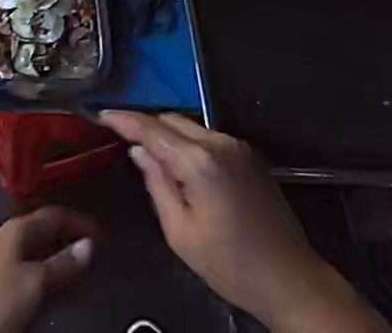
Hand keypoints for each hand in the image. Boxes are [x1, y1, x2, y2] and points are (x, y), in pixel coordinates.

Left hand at [0, 207, 96, 332]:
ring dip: (60, 259)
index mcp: (19, 228)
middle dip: (72, 240)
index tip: (102, 236)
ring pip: (40, 251)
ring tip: (78, 273)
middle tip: (93, 254)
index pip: (58, 214)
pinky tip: (53, 290)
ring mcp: (2, 260)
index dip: (82, 223)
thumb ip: (63, 264)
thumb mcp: (35, 282)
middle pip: (48, 231)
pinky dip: (47, 275)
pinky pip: (31, 269)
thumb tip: (87, 247)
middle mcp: (10, 238)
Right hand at [99, 112, 387, 332]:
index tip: (103, 115)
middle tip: (120, 136)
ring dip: (168, 133)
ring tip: (146, 151)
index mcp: (201, 161)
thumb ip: (157, 184)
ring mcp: (238, 145)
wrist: (288, 276)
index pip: (154, 129)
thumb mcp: (181, 232)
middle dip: (146, 124)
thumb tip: (139, 152)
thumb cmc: (230, 264)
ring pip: (192, 126)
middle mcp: (221, 142)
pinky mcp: (248, 154)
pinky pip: (209, 137)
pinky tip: (178, 162)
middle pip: (173, 119)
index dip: (126, 120)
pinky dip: (188, 142)